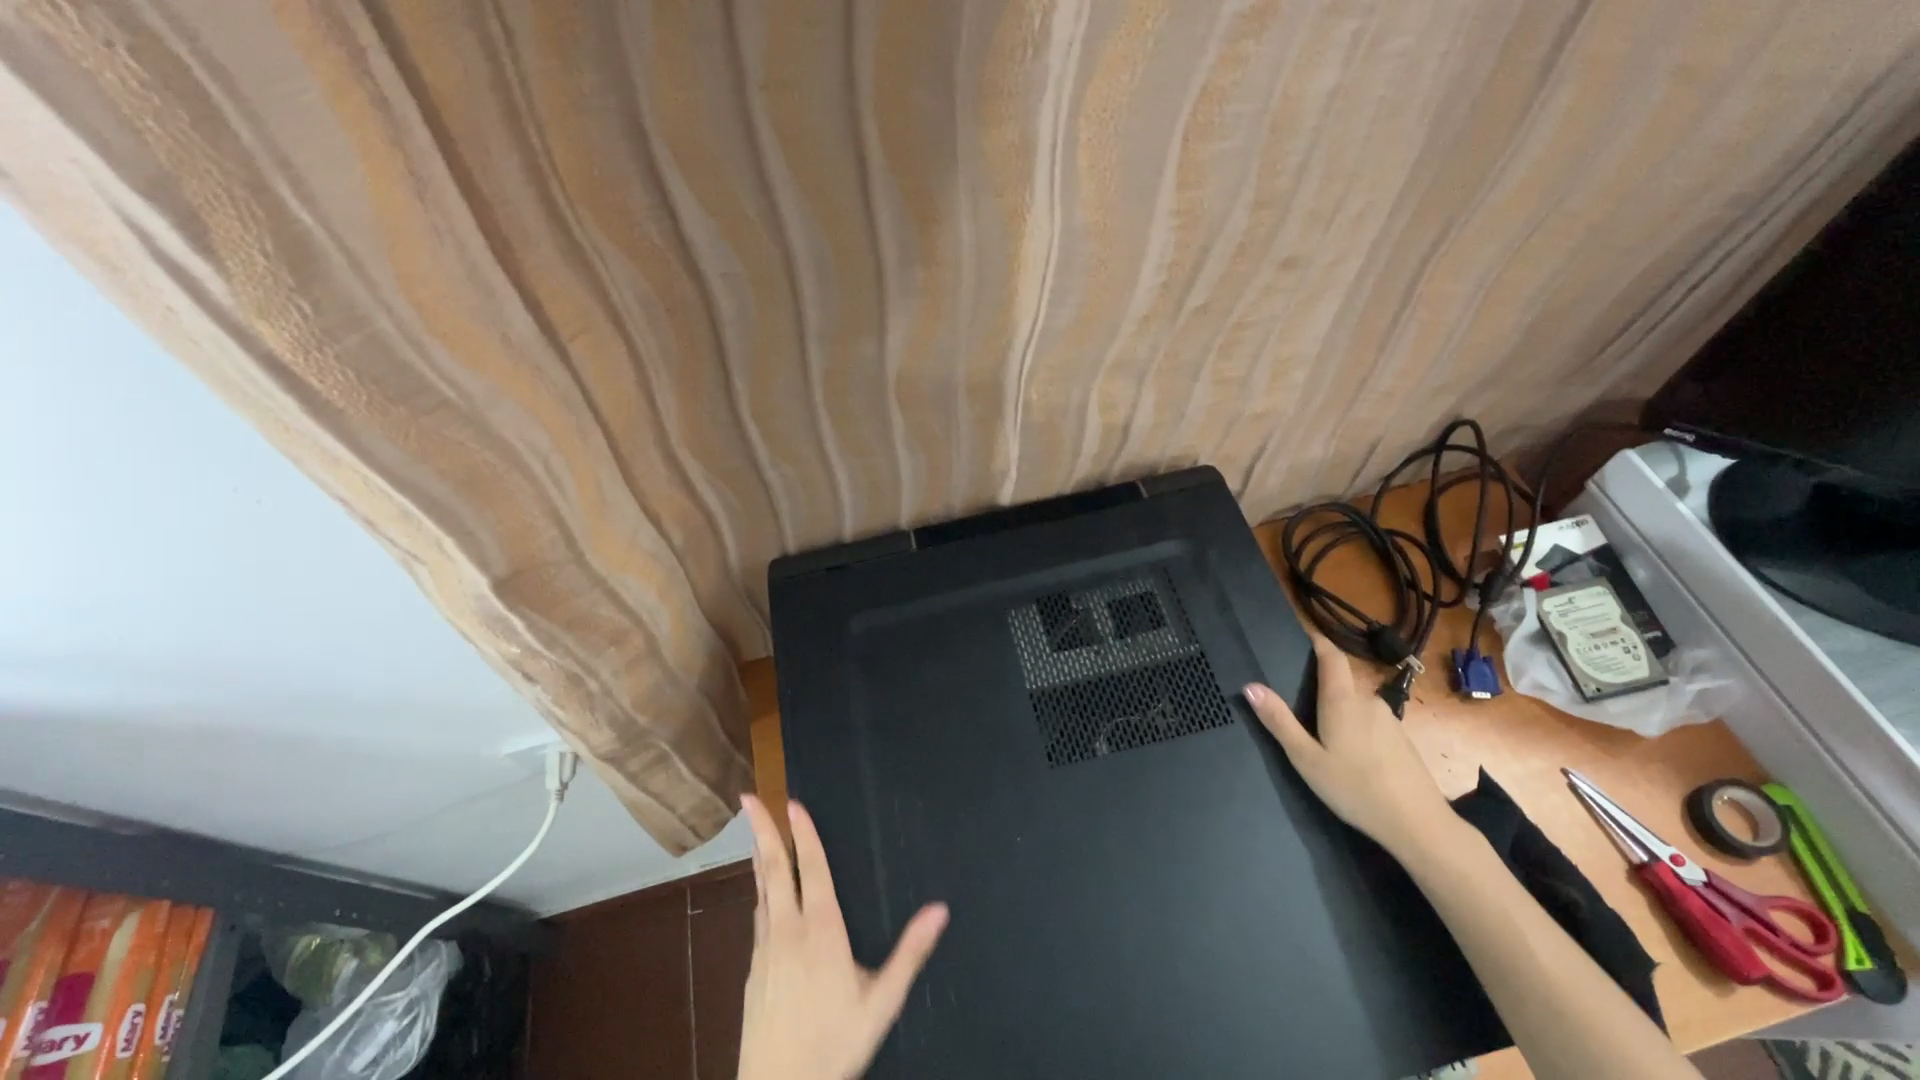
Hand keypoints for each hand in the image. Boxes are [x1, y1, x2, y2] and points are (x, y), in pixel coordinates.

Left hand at [736, 794, 948, 1079]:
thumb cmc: (835, 1042)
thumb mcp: (882, 1001)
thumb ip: (910, 953)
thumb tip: (940, 909)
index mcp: (821, 932)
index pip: (812, 870)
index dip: (803, 834)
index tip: (792, 802)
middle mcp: (787, 932)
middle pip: (774, 870)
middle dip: (762, 830)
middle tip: (749, 798)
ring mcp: (764, 951)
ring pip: (760, 891)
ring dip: (759, 857)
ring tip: (756, 833)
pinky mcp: (752, 971)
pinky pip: (756, 917)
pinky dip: (759, 892)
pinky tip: (762, 895)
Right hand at [1242, 633, 1454, 858]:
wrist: (1416, 822)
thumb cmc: (1354, 788)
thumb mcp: (1306, 759)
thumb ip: (1279, 721)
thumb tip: (1251, 686)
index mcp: (1342, 700)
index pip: (1331, 655)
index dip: (1317, 641)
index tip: (1301, 634)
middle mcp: (1368, 700)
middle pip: (1342, 682)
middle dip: (1320, 686)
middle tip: (1296, 706)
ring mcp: (1389, 719)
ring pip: (1356, 705)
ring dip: (1338, 711)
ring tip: (1320, 736)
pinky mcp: (1401, 739)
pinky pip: (1370, 722)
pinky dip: (1355, 728)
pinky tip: (1349, 755)